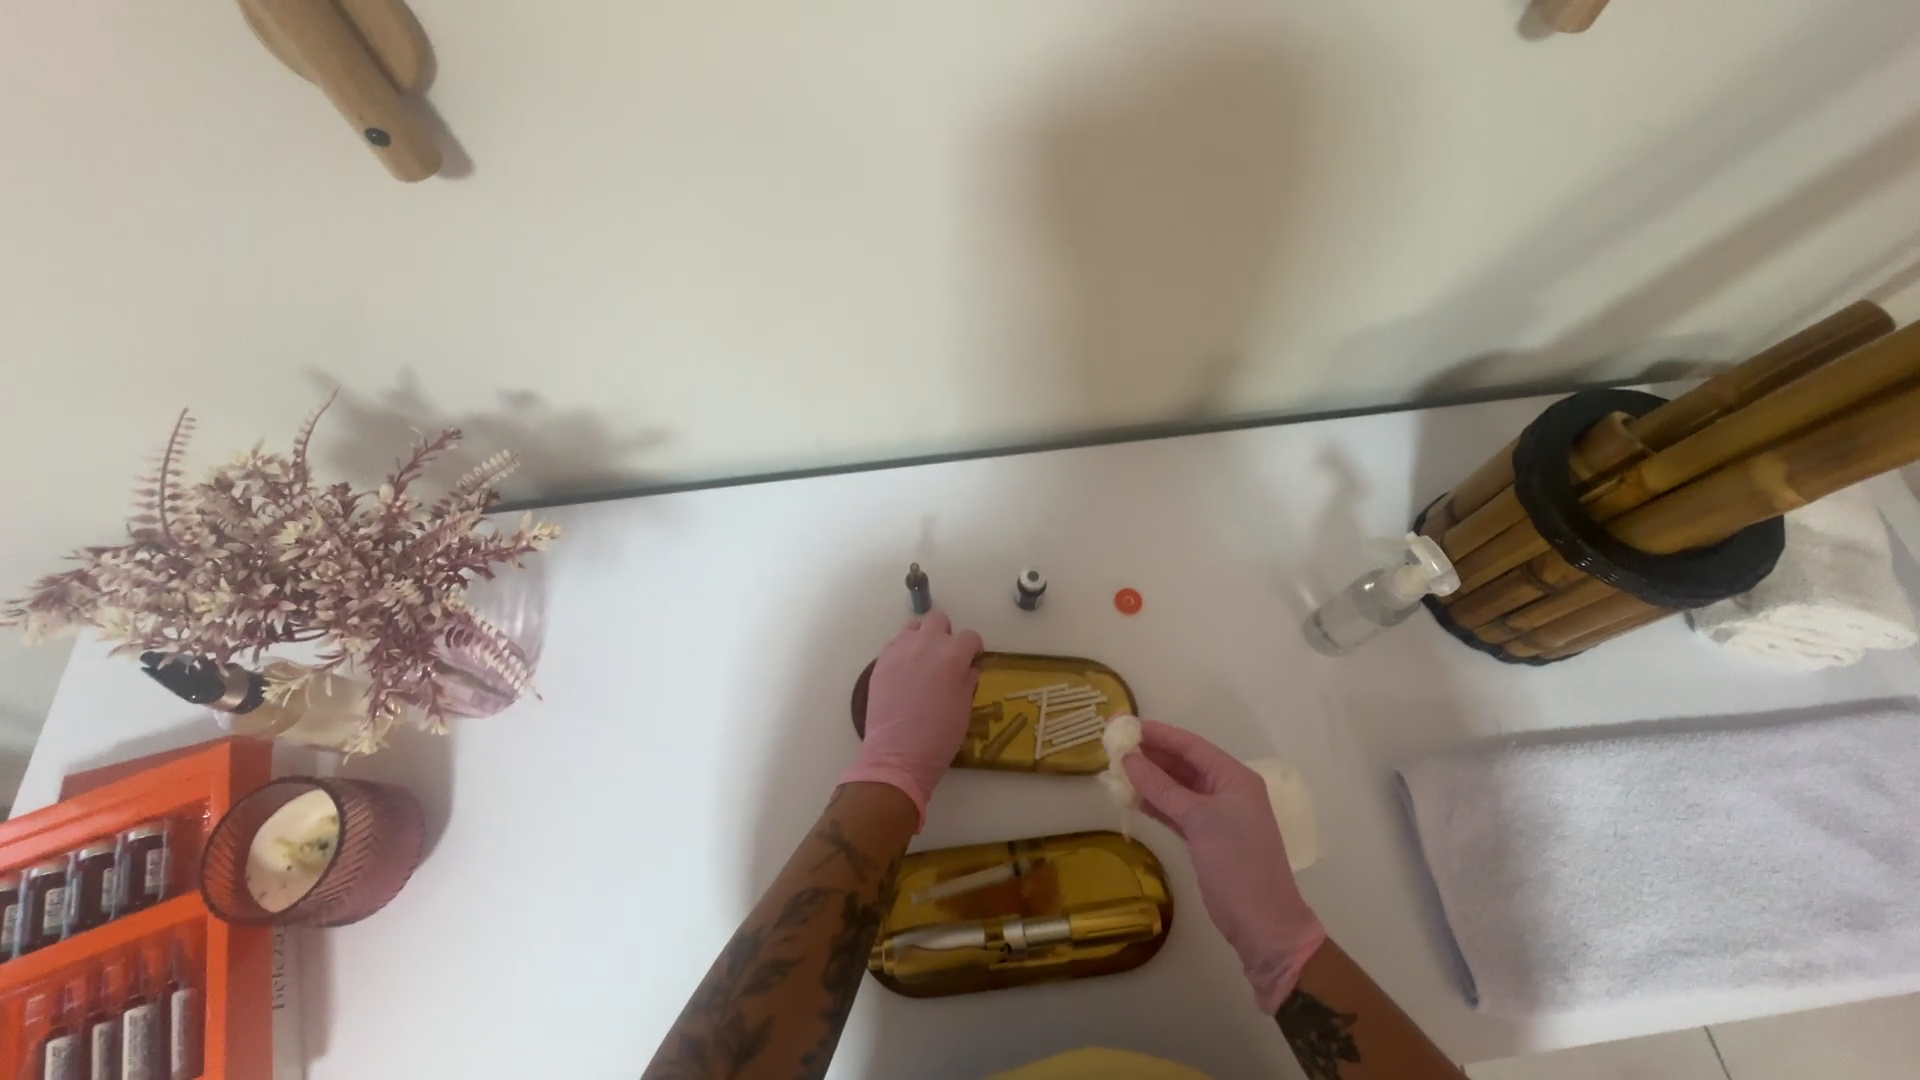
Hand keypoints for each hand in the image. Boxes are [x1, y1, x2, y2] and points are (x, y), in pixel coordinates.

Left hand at [840, 611, 983, 827]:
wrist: (898, 753)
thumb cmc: (940, 735)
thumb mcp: (965, 707)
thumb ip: (967, 680)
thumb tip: (968, 668)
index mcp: (953, 655)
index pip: (970, 637)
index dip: (974, 648)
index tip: (973, 659)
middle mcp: (926, 644)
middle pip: (939, 620)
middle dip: (946, 634)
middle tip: (947, 656)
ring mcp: (900, 650)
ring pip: (914, 627)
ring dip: (922, 638)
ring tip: (923, 660)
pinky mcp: (881, 661)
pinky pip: (895, 644)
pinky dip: (903, 651)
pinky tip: (905, 672)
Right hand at [1122, 719, 1325, 1012]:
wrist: (1261, 923)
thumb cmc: (1237, 863)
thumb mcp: (1198, 820)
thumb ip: (1161, 788)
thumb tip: (1128, 758)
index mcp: (1234, 778)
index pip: (1191, 746)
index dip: (1159, 734)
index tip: (1126, 725)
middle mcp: (1226, 791)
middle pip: (1183, 764)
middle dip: (1150, 755)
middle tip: (1114, 746)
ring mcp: (1216, 815)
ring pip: (1176, 788)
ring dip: (1149, 779)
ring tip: (1116, 768)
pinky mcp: (1204, 837)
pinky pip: (1175, 810)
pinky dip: (1155, 803)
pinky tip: (1131, 798)